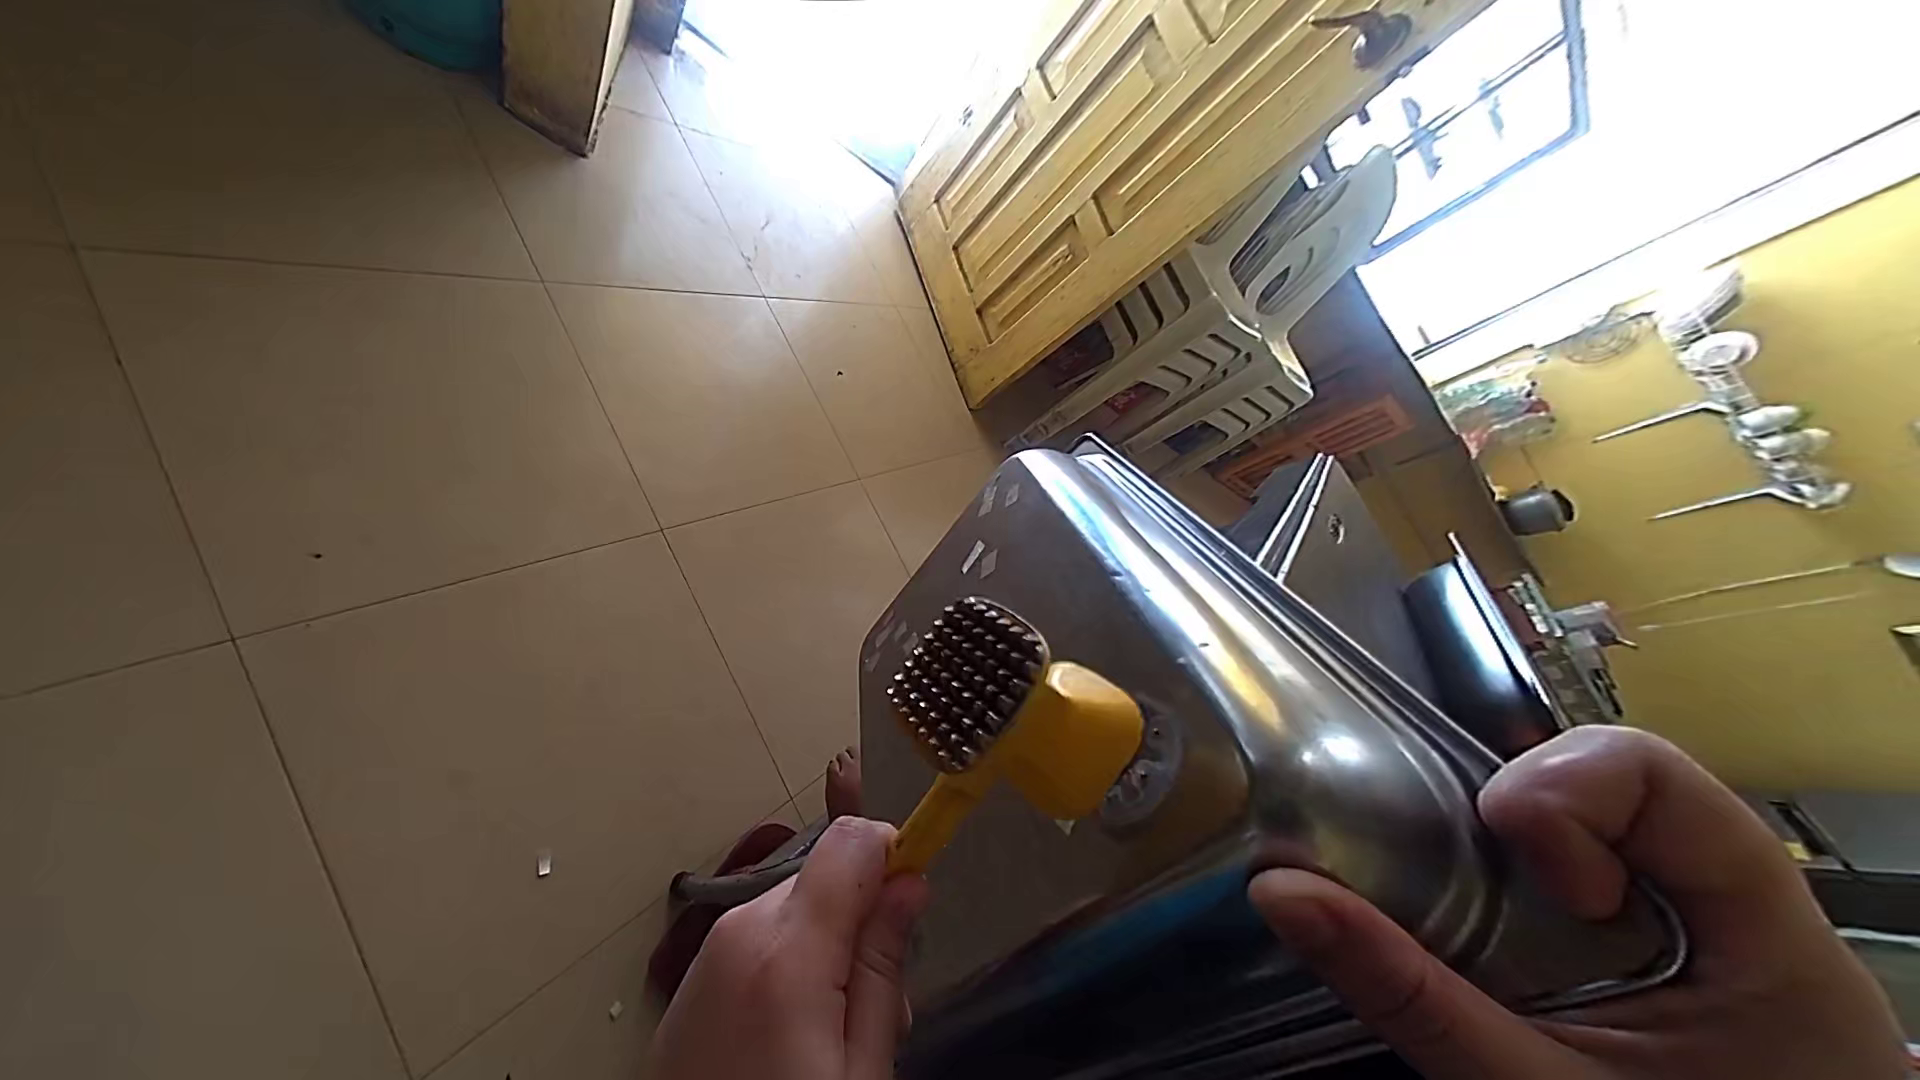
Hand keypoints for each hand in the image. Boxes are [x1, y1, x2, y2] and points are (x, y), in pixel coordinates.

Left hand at [651, 817, 931, 1079]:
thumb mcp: (862, 1073)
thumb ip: (884, 964)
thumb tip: (910, 881)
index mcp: (786, 949)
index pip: (849, 841)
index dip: (889, 854)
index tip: (909, 900)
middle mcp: (740, 932)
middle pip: (825, 876)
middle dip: (862, 915)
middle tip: (879, 1000)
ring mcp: (707, 956)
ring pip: (796, 906)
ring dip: (829, 941)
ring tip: (834, 1029)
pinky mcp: (690, 982)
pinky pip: (760, 938)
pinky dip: (789, 959)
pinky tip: (789, 1031)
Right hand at [1249, 727, 1908, 1078]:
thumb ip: (1412, 996)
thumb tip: (1278, 891)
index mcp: (1765, 940)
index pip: (1653, 774)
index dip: (1563, 793)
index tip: (1544, 886)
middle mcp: (1719, 902)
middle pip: (1586, 774)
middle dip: (1498, 813)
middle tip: (1465, 883)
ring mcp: (1668, 912)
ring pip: (1551, 809)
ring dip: (1478, 840)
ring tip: (1451, 899)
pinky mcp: (1620, 931)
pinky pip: (1539, 855)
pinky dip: (1479, 866)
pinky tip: (1458, 914)